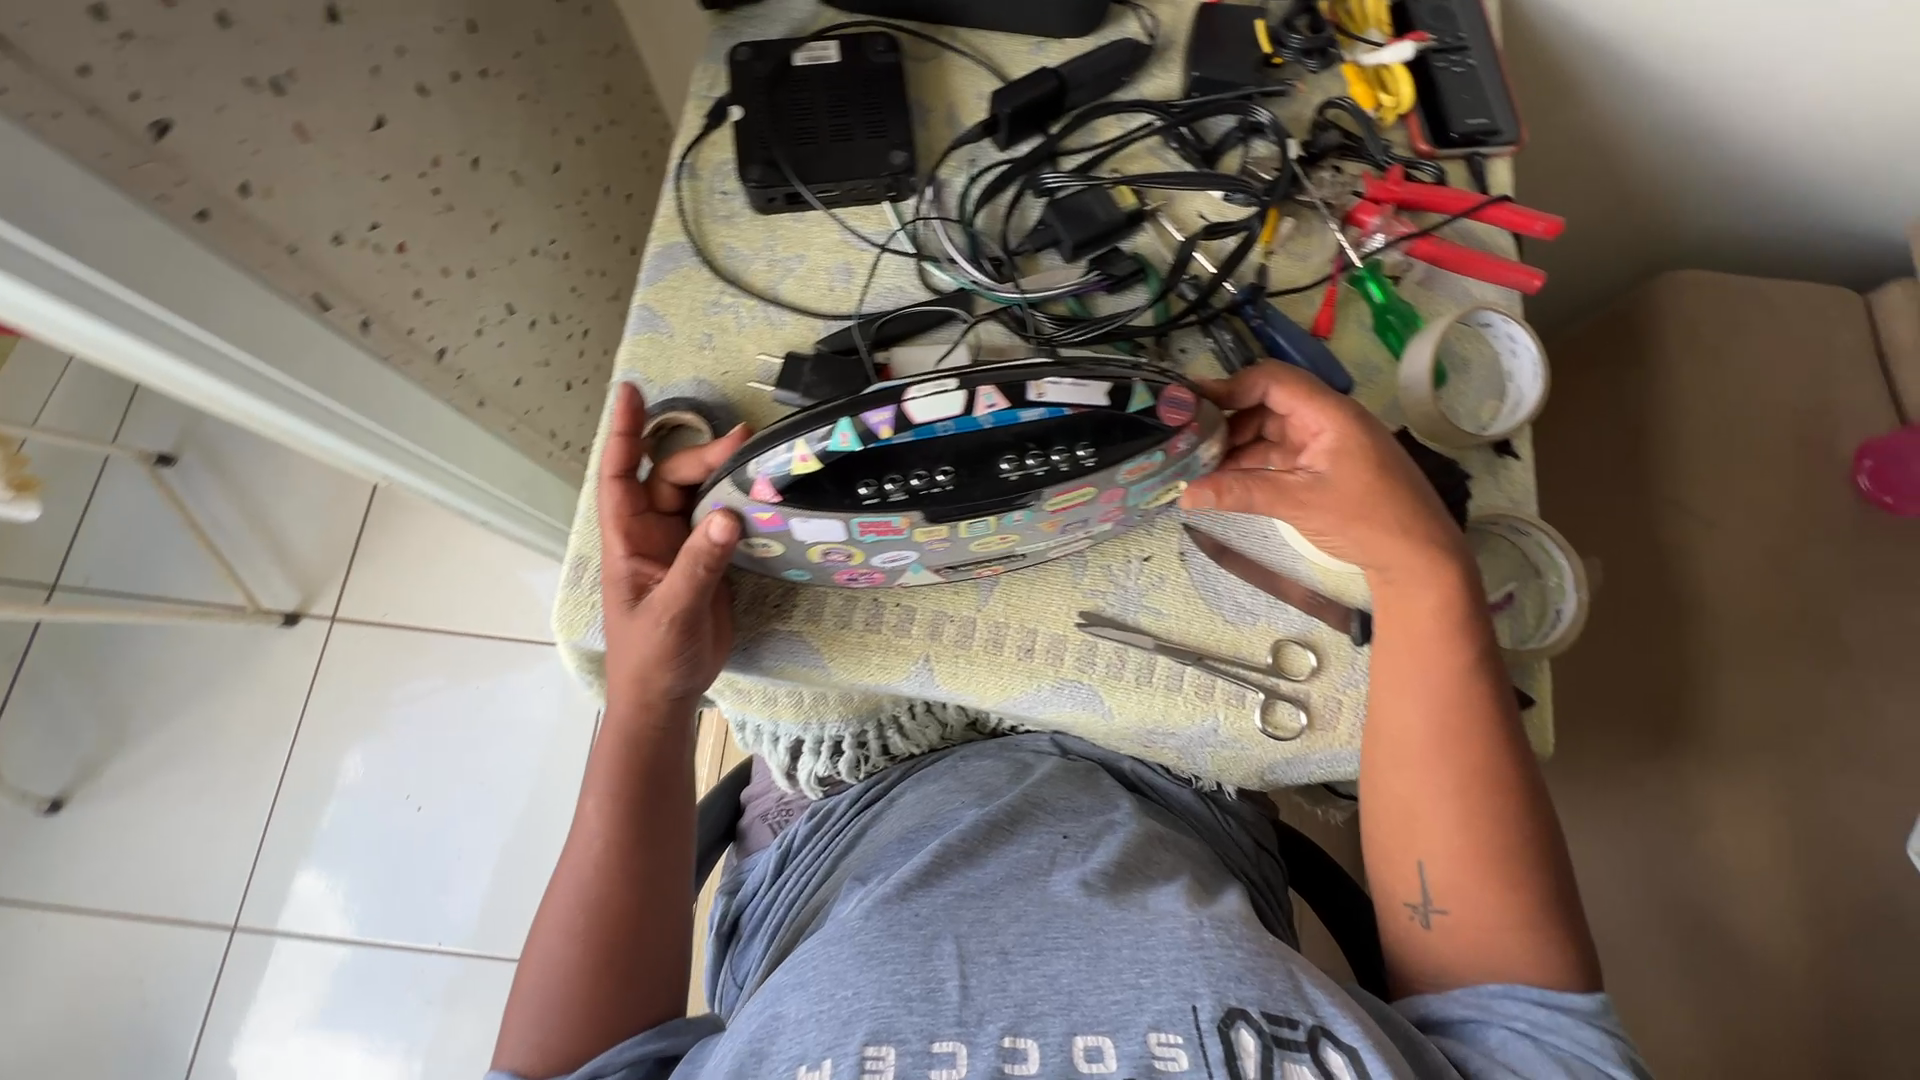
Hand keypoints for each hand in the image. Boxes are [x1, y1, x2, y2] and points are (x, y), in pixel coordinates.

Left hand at [597, 383, 752, 713]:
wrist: (667, 695)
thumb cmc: (651, 658)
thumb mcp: (672, 612)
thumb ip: (699, 564)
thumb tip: (728, 515)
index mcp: (628, 540)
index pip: (620, 475)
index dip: (623, 433)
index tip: (632, 392)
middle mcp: (652, 534)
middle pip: (672, 478)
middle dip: (702, 455)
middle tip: (744, 443)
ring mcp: (681, 547)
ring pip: (699, 495)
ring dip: (724, 474)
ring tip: (757, 457)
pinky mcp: (707, 561)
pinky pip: (722, 521)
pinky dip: (740, 504)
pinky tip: (763, 495)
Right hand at [1179, 362, 1468, 584]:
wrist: (1417, 557)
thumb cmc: (1367, 520)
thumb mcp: (1299, 504)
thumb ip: (1240, 494)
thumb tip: (1185, 495)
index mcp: (1328, 413)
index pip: (1271, 381)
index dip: (1229, 387)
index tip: (1191, 404)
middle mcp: (1323, 419)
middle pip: (1264, 404)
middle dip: (1225, 421)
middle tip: (1185, 439)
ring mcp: (1321, 443)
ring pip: (1266, 432)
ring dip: (1233, 447)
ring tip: (1195, 464)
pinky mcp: (1319, 466)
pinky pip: (1275, 455)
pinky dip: (1248, 466)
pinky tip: (1221, 480)